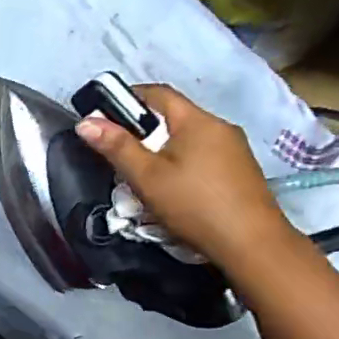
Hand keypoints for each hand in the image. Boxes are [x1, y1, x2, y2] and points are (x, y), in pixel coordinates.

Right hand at [75, 84, 294, 265]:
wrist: (253, 245)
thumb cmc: (194, 205)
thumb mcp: (147, 177)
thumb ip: (116, 146)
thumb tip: (85, 121)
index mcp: (197, 121)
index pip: (157, 93)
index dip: (126, 97)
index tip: (102, 115)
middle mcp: (220, 127)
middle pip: (173, 116)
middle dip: (142, 128)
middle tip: (117, 150)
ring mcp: (234, 149)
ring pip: (187, 137)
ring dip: (161, 147)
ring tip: (141, 173)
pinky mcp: (240, 171)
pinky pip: (202, 154)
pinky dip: (180, 161)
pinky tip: (171, 186)